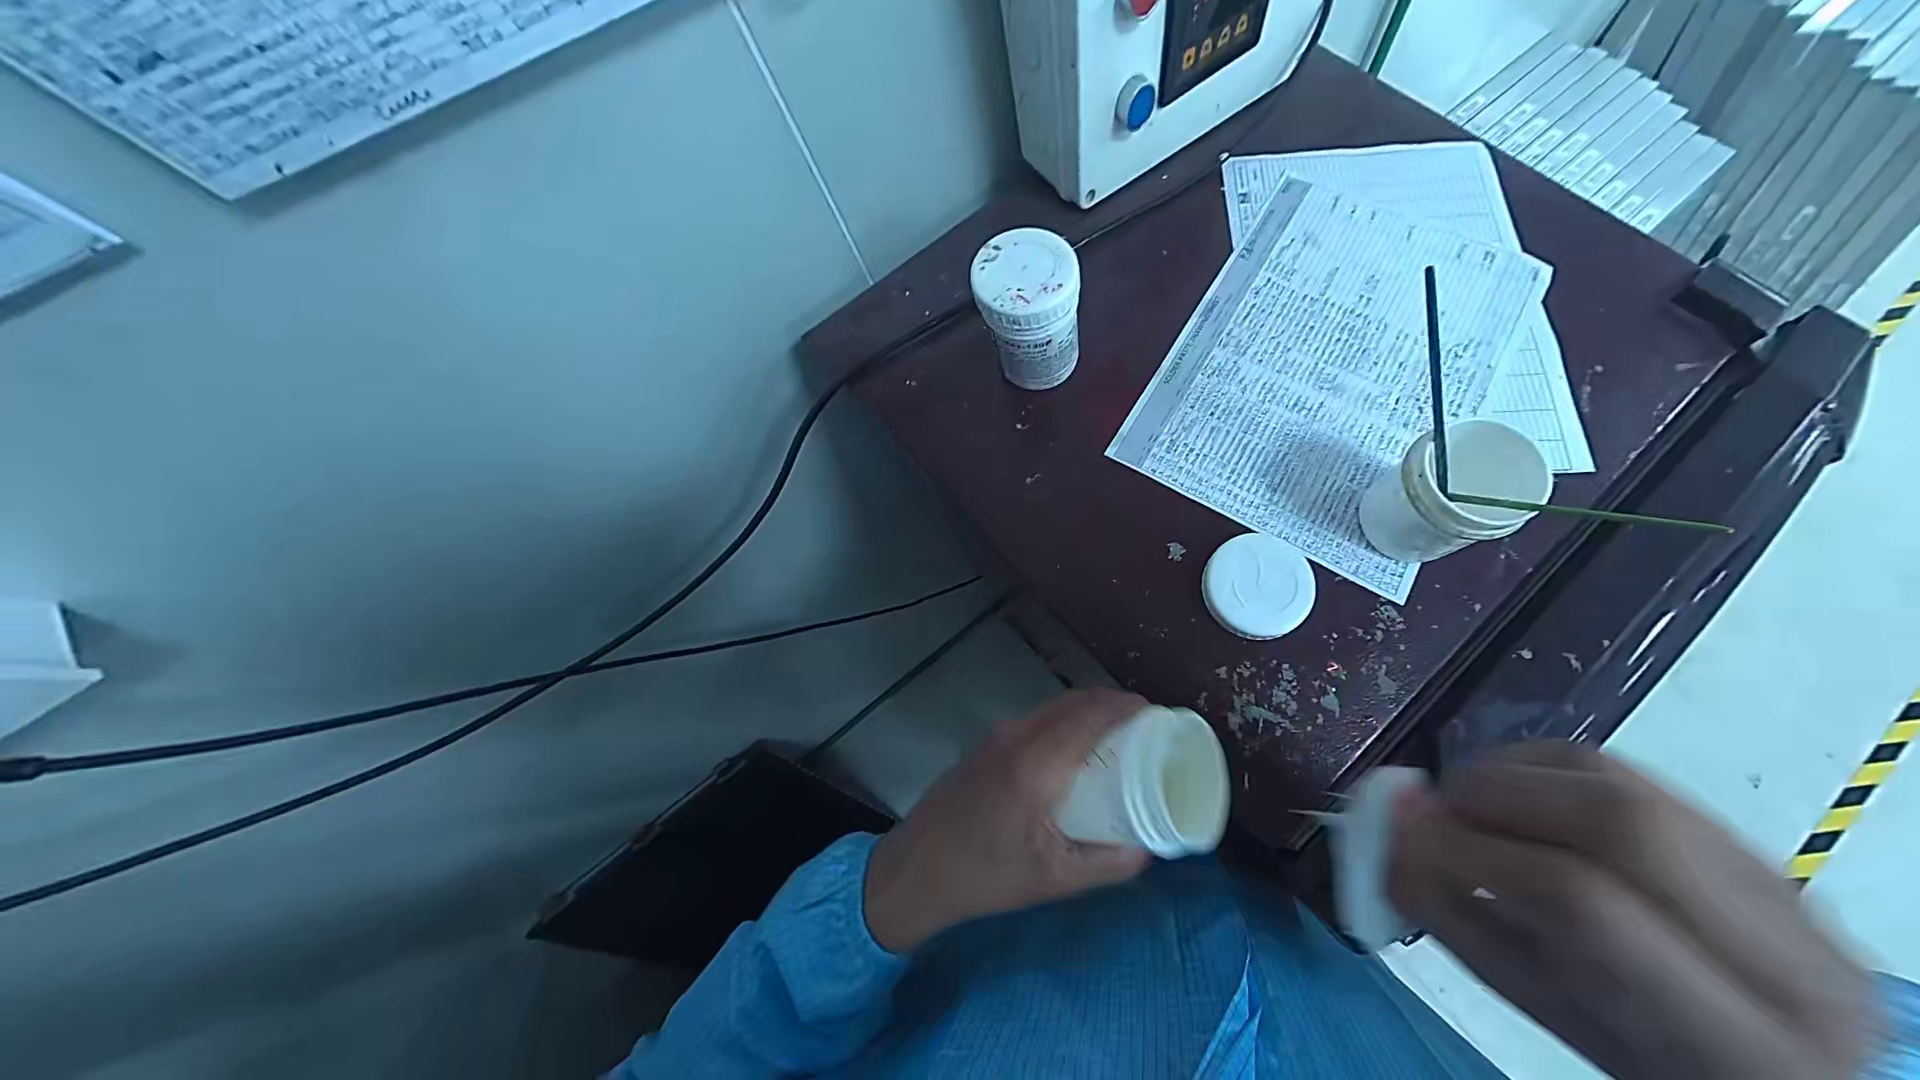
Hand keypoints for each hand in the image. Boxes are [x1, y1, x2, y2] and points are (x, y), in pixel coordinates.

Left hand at [862, 688, 1155, 952]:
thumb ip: (1107, 865)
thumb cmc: (986, 874)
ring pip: (1051, 709)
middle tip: (1144, 727)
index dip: (1125, 706)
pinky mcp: (985, 747)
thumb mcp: (1054, 880)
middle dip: (1111, 705)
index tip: (1157, 715)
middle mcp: (1016, 738)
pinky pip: (1034, 721)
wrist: (916, 868)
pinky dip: (1063, 722)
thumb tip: (1146, 849)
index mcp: (1037, 763)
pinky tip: (1073, 751)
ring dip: (1086, 711)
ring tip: (1116, 737)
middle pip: (1072, 702)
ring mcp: (996, 739)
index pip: (1089, 714)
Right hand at [1388, 742, 1880, 1079]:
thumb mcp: (1533, 1005)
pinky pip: (1620, 772)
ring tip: (1471, 807)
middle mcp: (1789, 954)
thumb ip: (1455, 914)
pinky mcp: (1753, 844)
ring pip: (1614, 778)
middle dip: (1491, 796)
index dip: (1469, 852)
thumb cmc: (1619, 1047)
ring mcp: (1781, 888)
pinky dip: (1539, 769)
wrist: (1748, 1057)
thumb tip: (1393, 822)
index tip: (1400, 834)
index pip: (1581, 904)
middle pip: (1614, 817)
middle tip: (1432, 812)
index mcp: (1736, 1042)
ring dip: (1509, 773)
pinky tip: (1518, 802)